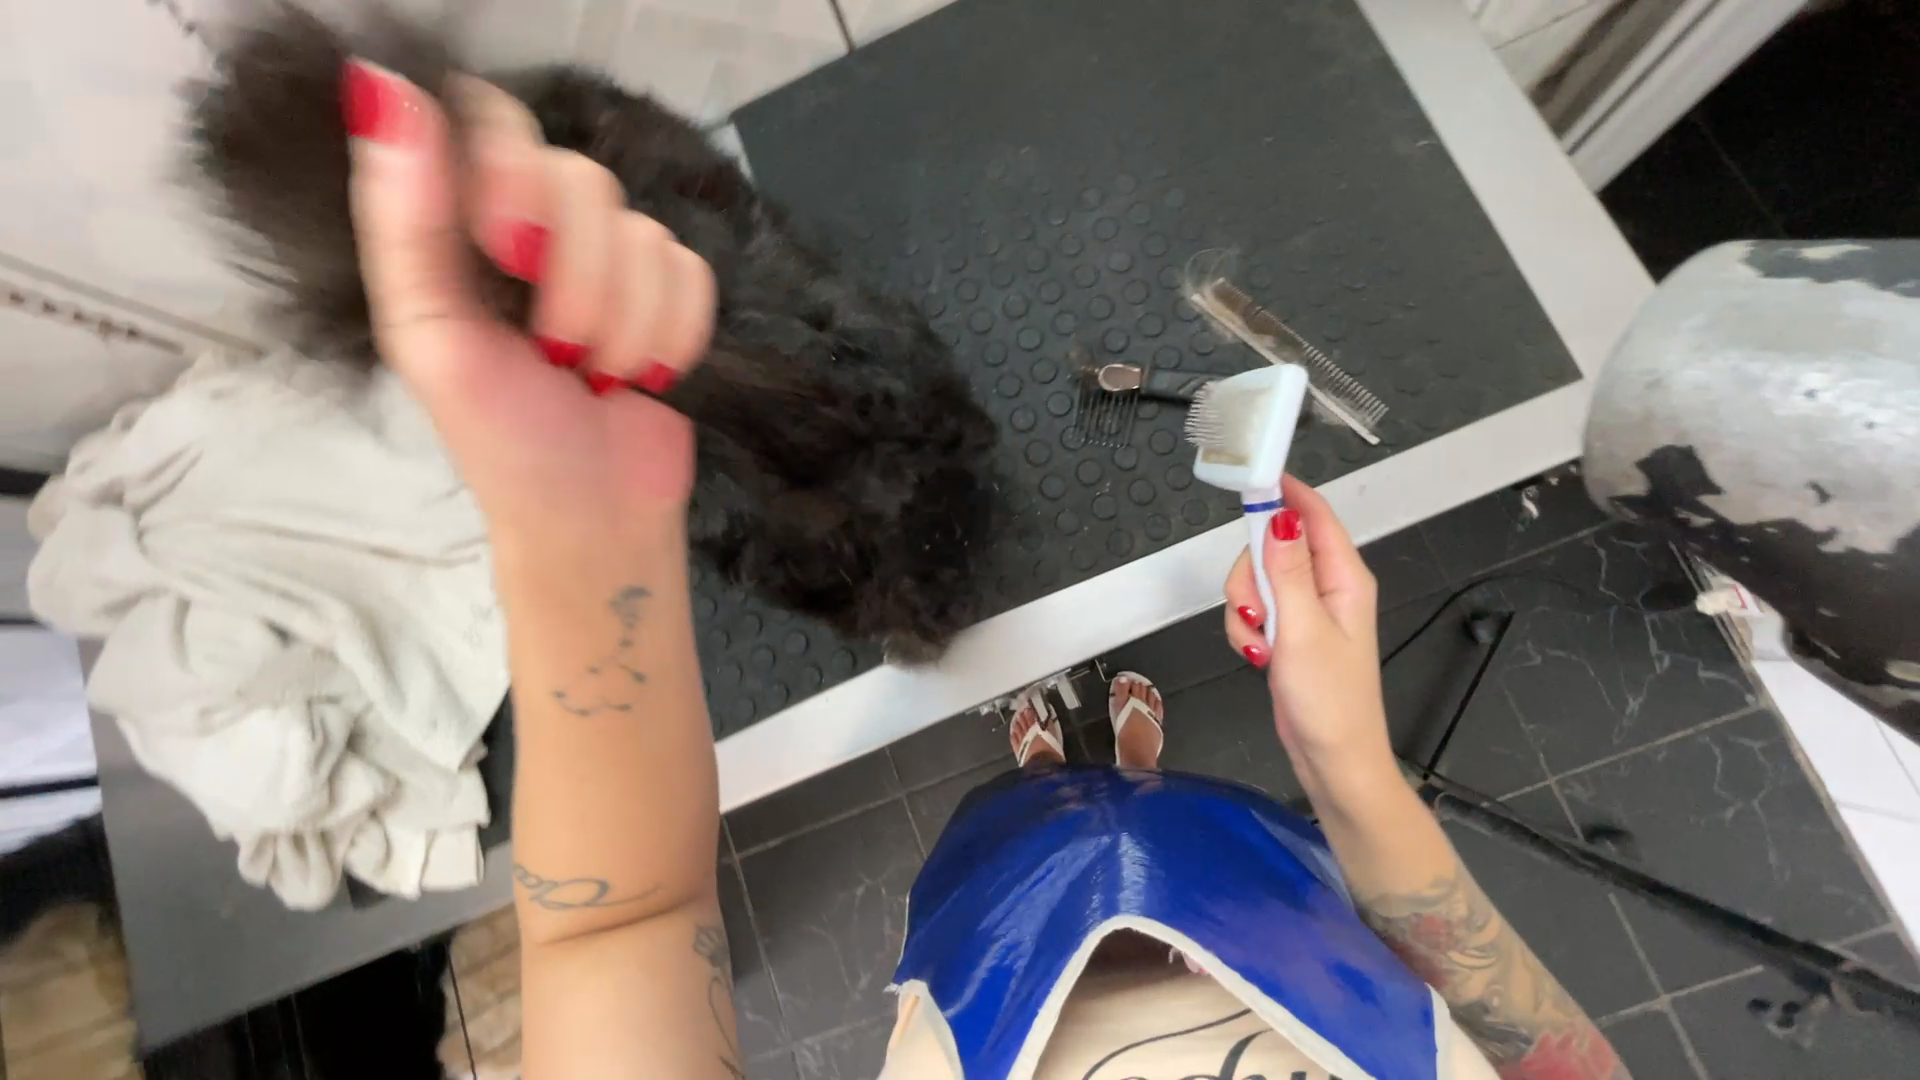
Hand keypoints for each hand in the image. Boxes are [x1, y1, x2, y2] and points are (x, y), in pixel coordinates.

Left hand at [342, 61, 715, 561]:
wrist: (598, 513)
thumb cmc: (505, 442)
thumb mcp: (432, 338)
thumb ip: (406, 220)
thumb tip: (381, 83)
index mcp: (469, 228)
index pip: (500, 123)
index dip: (519, 178)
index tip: (512, 254)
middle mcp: (546, 230)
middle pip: (586, 180)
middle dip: (580, 284)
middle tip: (561, 354)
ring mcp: (620, 266)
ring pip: (648, 236)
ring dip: (629, 325)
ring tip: (603, 378)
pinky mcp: (677, 300)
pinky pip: (694, 273)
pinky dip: (676, 332)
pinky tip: (651, 375)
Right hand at [1222, 476, 1395, 791]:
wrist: (1330, 756)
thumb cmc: (1330, 700)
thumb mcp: (1304, 630)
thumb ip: (1287, 572)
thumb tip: (1279, 518)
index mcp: (1343, 578)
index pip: (1314, 516)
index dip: (1285, 492)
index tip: (1252, 478)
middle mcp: (1325, 586)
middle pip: (1271, 547)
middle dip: (1249, 576)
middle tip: (1254, 608)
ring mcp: (1304, 608)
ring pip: (1255, 579)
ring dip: (1244, 608)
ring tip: (1260, 642)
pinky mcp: (1286, 629)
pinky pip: (1252, 608)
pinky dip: (1245, 629)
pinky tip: (1258, 653)